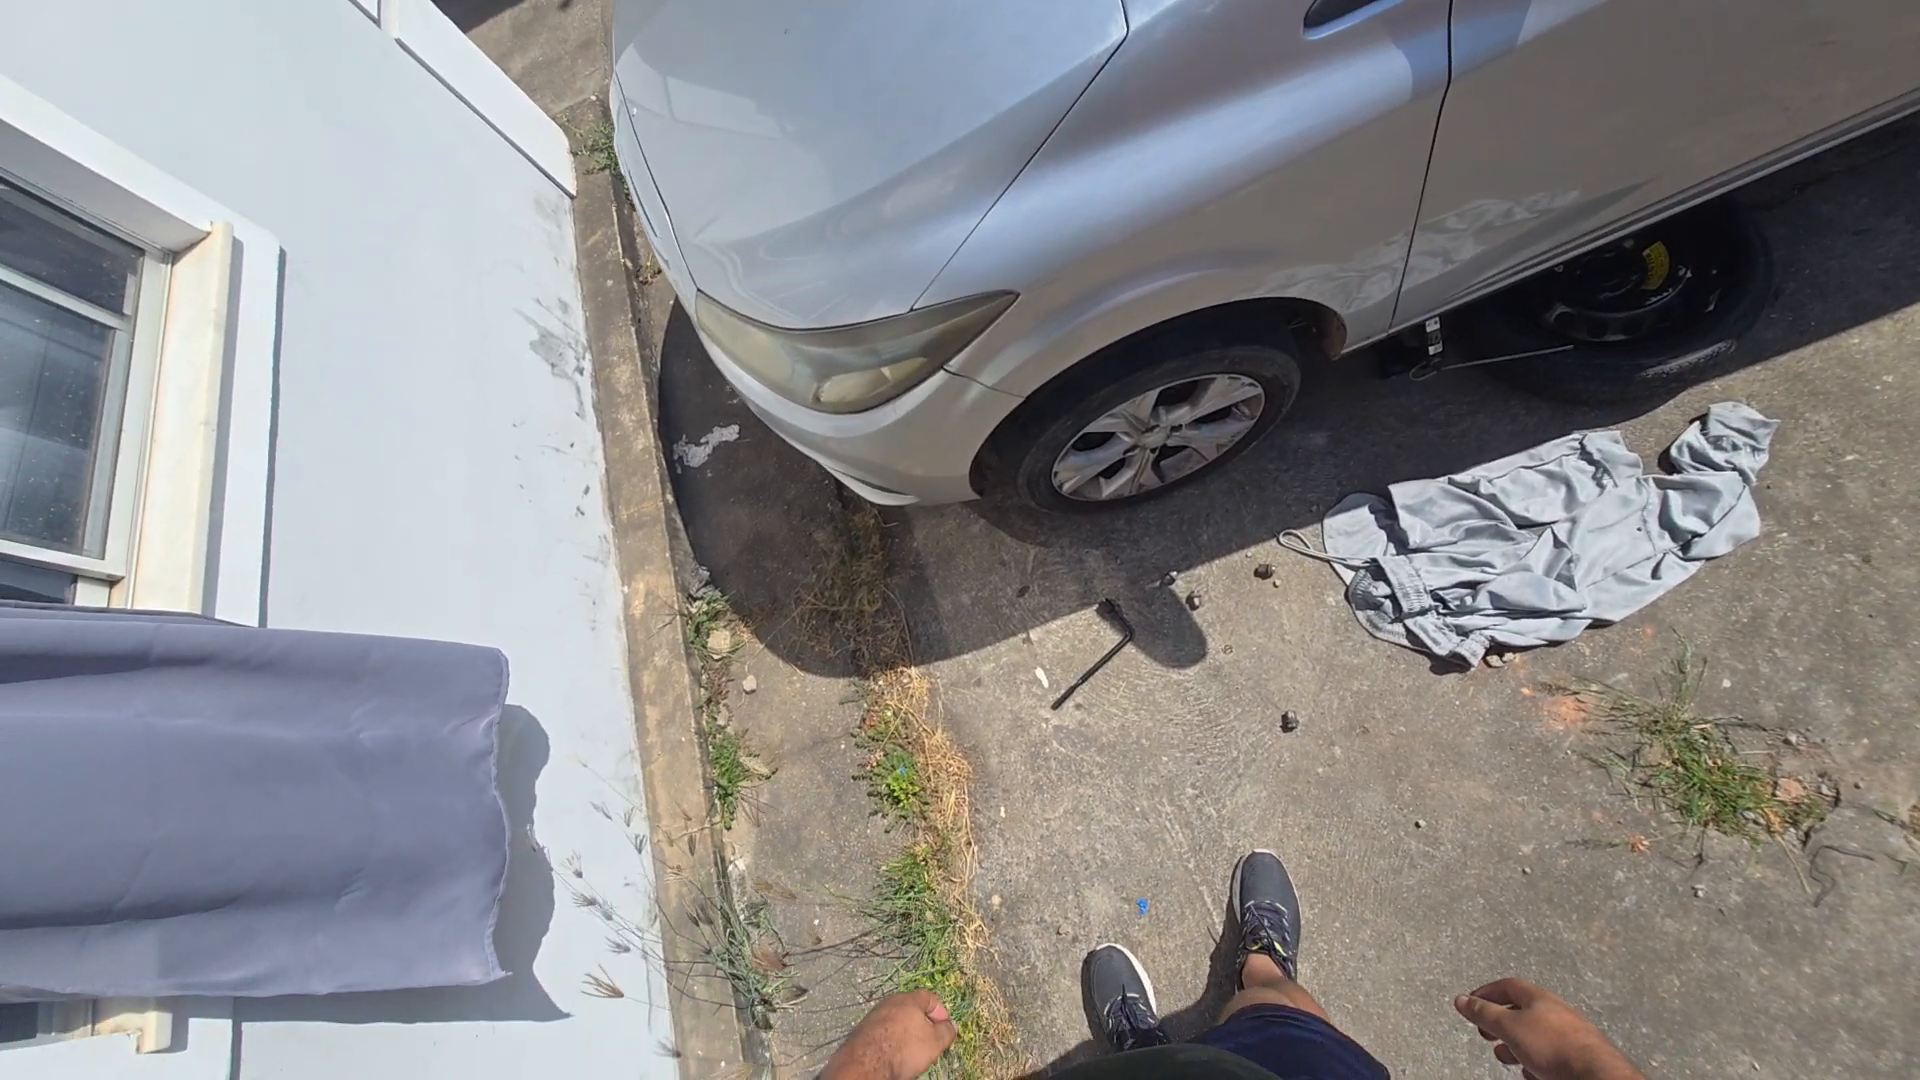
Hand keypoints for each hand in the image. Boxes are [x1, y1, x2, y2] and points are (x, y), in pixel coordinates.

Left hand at [822, 991, 957, 1079]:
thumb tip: (952, 1025)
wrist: (867, 1062)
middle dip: (922, 1022)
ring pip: (896, 1018)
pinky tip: (894, 1052)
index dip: (940, 1011)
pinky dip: (891, 1038)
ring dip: (906, 1031)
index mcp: (909, 999)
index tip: (945, 1027)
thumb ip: (946, 1032)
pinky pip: (884, 1030)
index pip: (929, 997)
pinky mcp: (864, 1029)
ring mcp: (875, 1014)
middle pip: (911, 1007)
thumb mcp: (934, 1043)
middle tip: (929, 1040)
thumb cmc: (904, 1049)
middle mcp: (891, 1001)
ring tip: (911, 1049)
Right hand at [1453, 978, 1645, 1079]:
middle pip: (1522, 1012)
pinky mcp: (1584, 1059)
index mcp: (1540, 998)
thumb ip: (1483, 1013)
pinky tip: (1532, 1073)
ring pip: (1537, 1036)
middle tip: (1486, 1035)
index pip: (1507, 986)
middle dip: (1500, 1024)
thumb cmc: (1552, 1046)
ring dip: (1517, 1045)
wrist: (1600, 1079)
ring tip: (1506, 1058)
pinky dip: (1537, 1060)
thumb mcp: (1509, 1026)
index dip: (1486, 993)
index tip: (1471, 1005)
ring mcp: (1574, 1036)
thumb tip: (1459, 999)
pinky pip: (1553, 1055)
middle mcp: (1558, 1012)